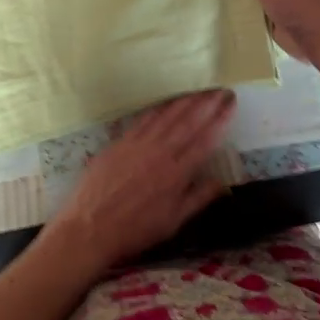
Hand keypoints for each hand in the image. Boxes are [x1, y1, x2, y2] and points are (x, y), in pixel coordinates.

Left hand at [45, 91, 235, 270]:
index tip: (231, 103)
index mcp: (177, 173)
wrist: (89, 228)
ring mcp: (138, 144)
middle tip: (220, 88)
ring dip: (185, 101)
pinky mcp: (119, 142)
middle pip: (188, 122)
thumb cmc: (134, 230)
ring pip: (166, 116)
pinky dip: (158, 108)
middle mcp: (160, 153)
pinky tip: (166, 102)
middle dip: (207, 103)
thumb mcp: (172, 222)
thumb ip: (198, 199)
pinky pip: (143, 119)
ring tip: (199, 90)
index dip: (220, 119)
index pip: (205, 139)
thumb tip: (222, 183)